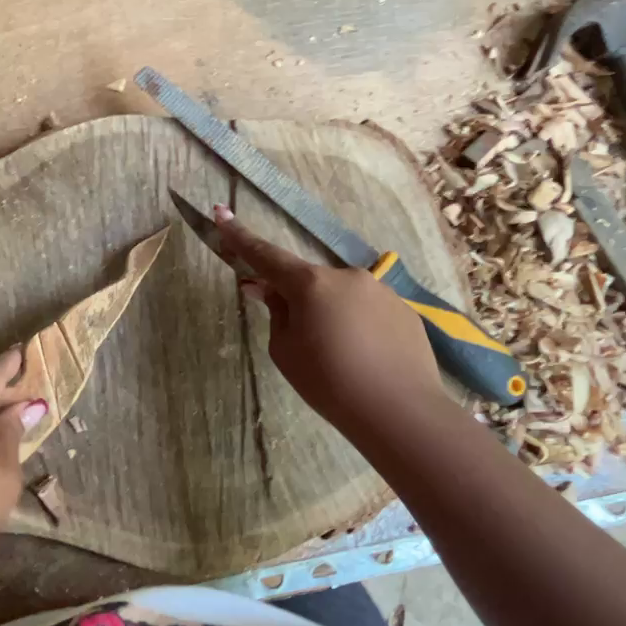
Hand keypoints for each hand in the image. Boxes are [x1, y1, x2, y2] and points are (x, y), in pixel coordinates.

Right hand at [213, 204, 450, 427]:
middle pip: (308, 282)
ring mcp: (380, 290)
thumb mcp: (285, 351)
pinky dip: (358, 328)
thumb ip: (276, 313)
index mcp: (310, 283)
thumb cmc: (330, 382)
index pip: (265, 255)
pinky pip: (368, 312)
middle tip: (294, 335)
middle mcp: (346, 276)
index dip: (239, 236)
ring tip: (337, 358)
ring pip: (340, 297)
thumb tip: (268, 288)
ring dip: (330, 315)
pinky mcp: (404, 310)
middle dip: (296, 299)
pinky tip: (364, 360)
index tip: (221, 212)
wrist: (401, 412)